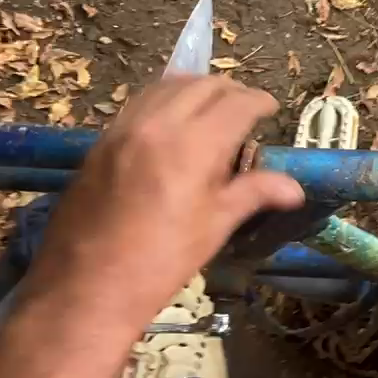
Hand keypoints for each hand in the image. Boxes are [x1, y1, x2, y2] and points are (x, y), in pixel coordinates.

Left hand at [22, 76, 303, 327]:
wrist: (82, 292)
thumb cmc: (160, 263)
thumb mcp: (214, 227)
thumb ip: (255, 193)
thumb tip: (295, 189)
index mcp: (193, 146)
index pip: (237, 104)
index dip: (260, 102)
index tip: (272, 108)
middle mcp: (157, 125)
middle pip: (203, 85)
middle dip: (232, 91)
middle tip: (247, 108)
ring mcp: (124, 130)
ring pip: (168, 86)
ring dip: (197, 88)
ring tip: (212, 107)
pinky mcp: (101, 142)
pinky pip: (140, 101)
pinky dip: (165, 98)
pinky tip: (173, 120)